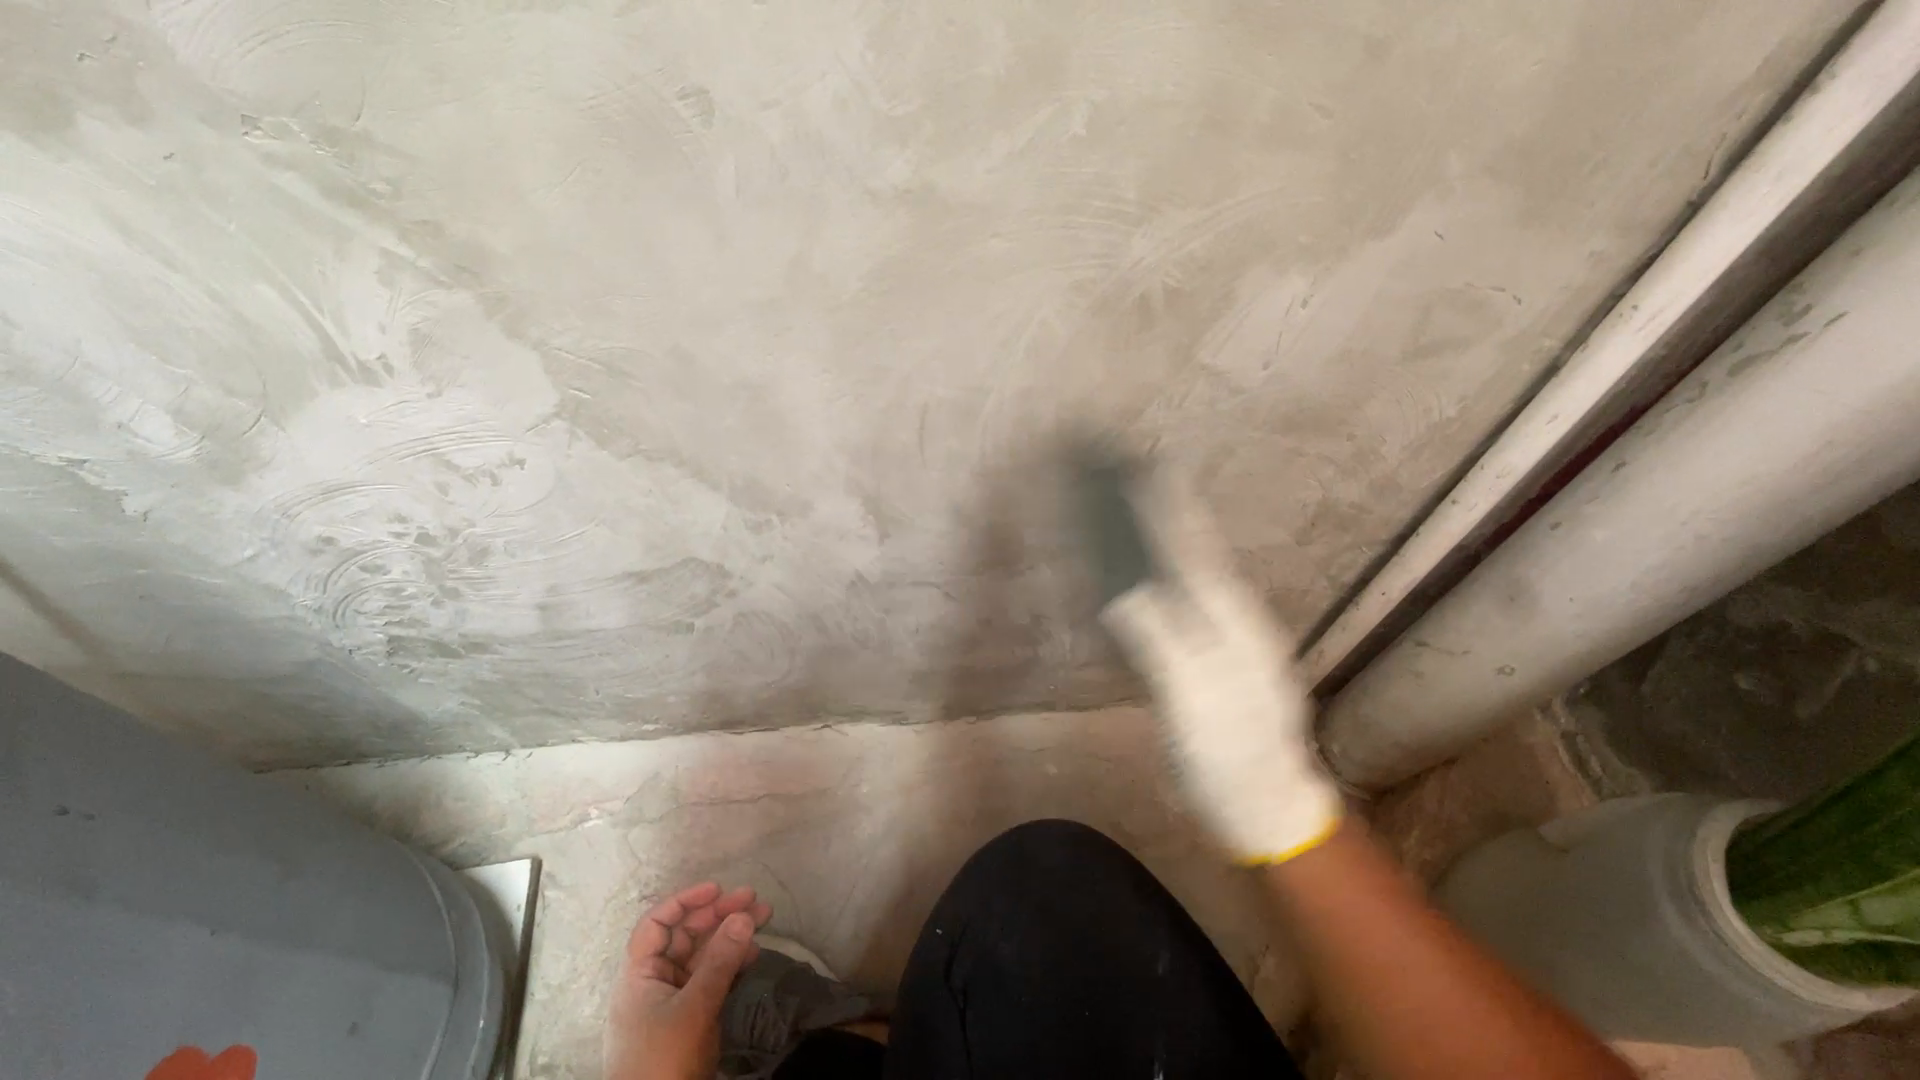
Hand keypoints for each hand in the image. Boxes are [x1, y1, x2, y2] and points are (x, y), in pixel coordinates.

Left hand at [604, 882, 773, 1079]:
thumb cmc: (663, 1059)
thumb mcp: (694, 1008)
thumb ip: (720, 961)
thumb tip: (743, 916)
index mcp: (639, 974)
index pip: (657, 923)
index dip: (685, 901)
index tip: (719, 889)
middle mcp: (654, 982)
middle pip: (685, 936)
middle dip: (719, 915)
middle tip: (755, 900)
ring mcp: (673, 1002)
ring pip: (702, 957)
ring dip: (731, 937)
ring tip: (764, 919)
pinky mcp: (690, 1021)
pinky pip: (711, 980)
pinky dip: (731, 964)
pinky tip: (753, 955)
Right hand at [1099, 468, 1343, 864]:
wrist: (1264, 804)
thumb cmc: (1228, 757)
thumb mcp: (1194, 705)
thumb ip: (1164, 645)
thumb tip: (1127, 592)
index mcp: (1234, 627)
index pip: (1193, 557)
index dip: (1168, 516)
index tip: (1146, 473)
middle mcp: (1237, 623)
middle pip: (1199, 557)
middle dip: (1174, 515)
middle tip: (1150, 473)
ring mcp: (1231, 643)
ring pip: (1199, 576)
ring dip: (1177, 538)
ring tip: (1158, 507)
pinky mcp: (1217, 663)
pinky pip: (1192, 603)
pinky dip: (1174, 574)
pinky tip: (1165, 571)